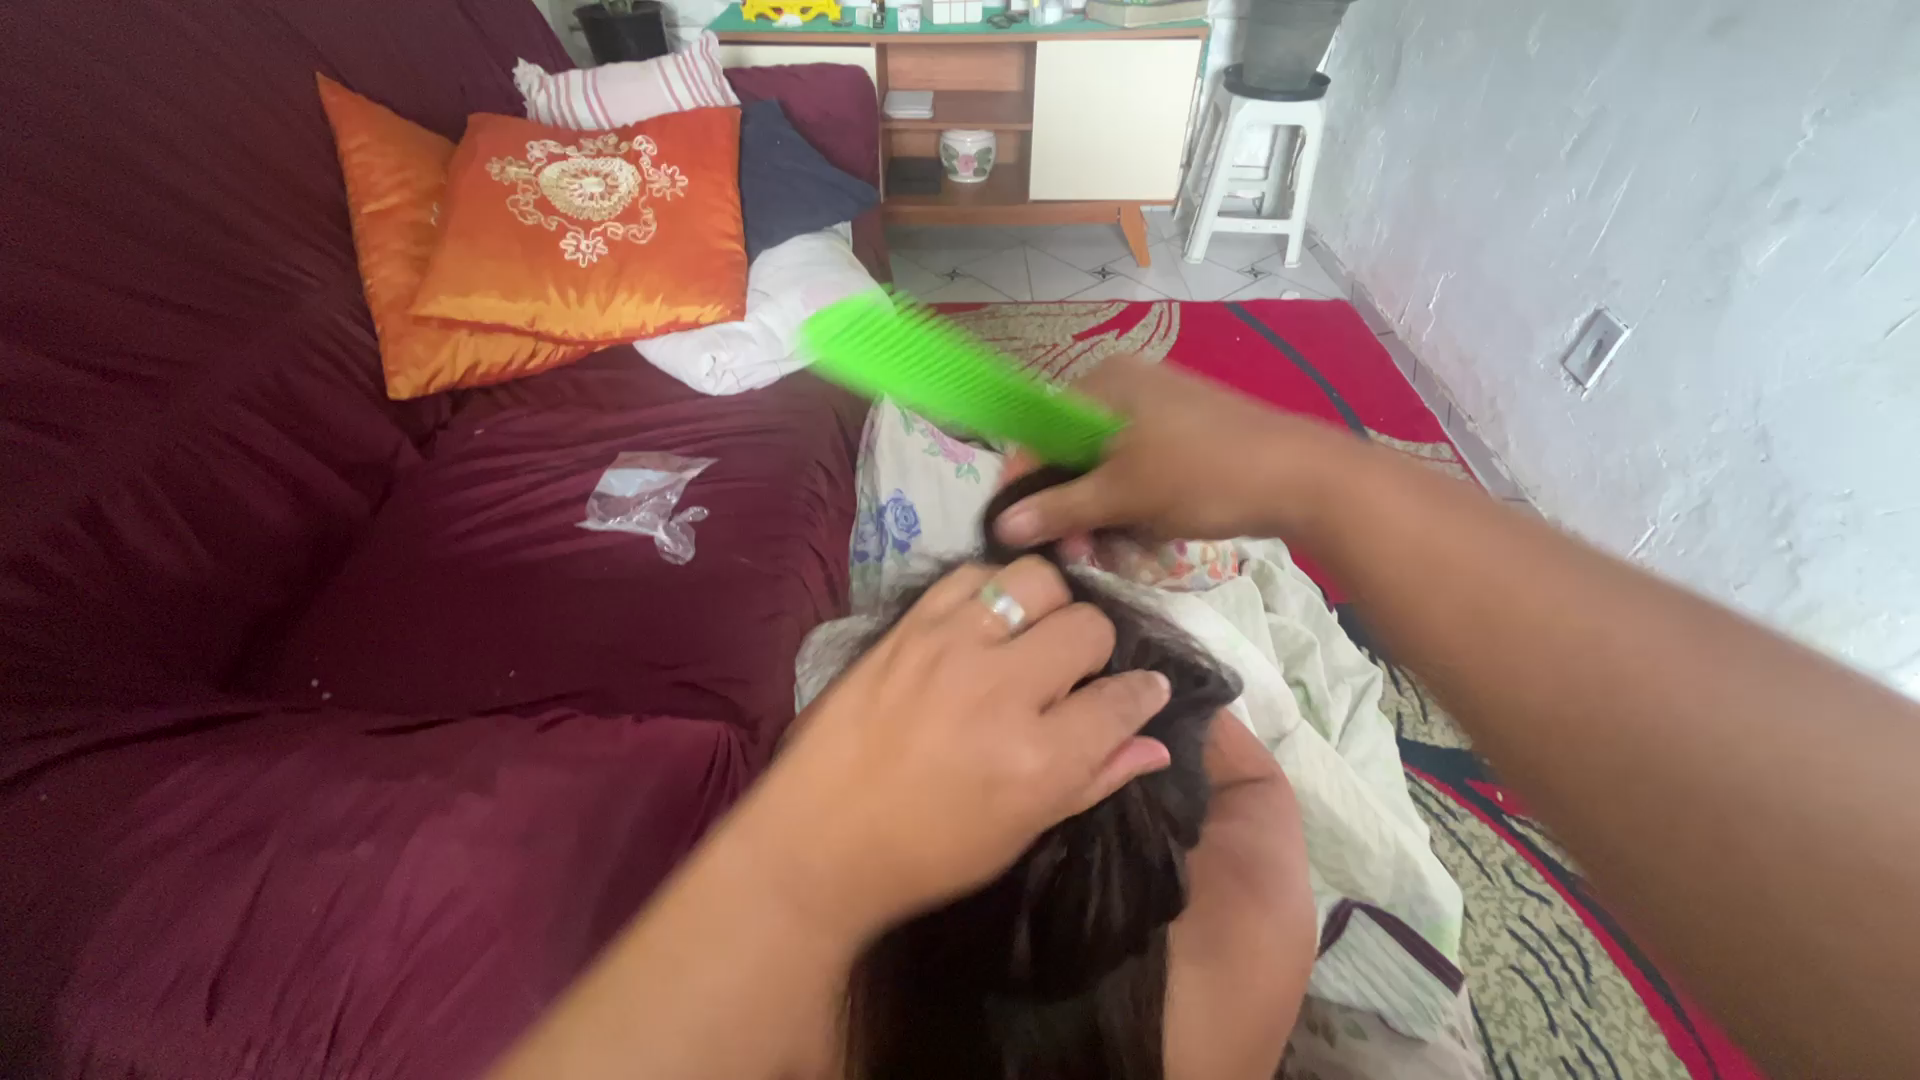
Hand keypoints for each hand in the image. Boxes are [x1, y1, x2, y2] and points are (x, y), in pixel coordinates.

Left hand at [743, 557, 1173, 938]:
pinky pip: (971, 576)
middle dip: (1098, 648)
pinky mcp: (909, 626)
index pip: (1123, 700)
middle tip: (1073, 672)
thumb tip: (1156, 743)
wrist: (820, 837)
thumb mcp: (1022, 830)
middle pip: (1089, 627)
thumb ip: (1094, 778)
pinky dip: (991, 590)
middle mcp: (1002, 690)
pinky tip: (985, 619)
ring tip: (1032, 635)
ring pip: (1036, 581)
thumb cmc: (928, 852)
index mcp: (1038, 759)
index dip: (1143, 694)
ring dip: (1050, 605)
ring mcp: (951, 648)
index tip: (1142, 691)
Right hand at [993, 355, 1355, 547]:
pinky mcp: (1178, 436)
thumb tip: (1000, 527)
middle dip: (1071, 508)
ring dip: (1100, 514)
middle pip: (1070, 453)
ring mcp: (1153, 411)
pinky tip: (1141, 534)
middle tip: (1078, 553)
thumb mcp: (1124, 495)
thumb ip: (1058, 509)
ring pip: (1102, 469)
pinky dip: (1130, 504)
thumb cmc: (1204, 475)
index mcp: (1102, 382)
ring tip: (1114, 550)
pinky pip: (1133, 471)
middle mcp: (1122, 388)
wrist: (1304, 478)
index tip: (1020, 535)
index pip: (1037, 433)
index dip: (1024, 485)